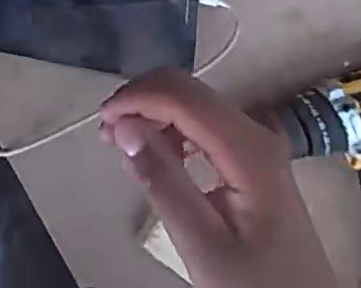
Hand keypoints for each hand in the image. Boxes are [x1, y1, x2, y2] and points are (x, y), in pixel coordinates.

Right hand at [99, 70, 338, 287]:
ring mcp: (258, 140)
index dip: (138, 97)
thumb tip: (126, 127)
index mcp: (248, 146)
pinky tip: (157, 154)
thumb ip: (164, 183)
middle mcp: (255, 129)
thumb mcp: (203, 245)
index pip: (182, 96)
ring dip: (155, 113)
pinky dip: (174, 129)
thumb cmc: (255, 287)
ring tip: (123, 143)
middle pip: (189, 91)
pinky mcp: (254, 156)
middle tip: (107, 132)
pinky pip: (206, 124)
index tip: (102, 119)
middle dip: (143, 101)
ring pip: (195, 104)